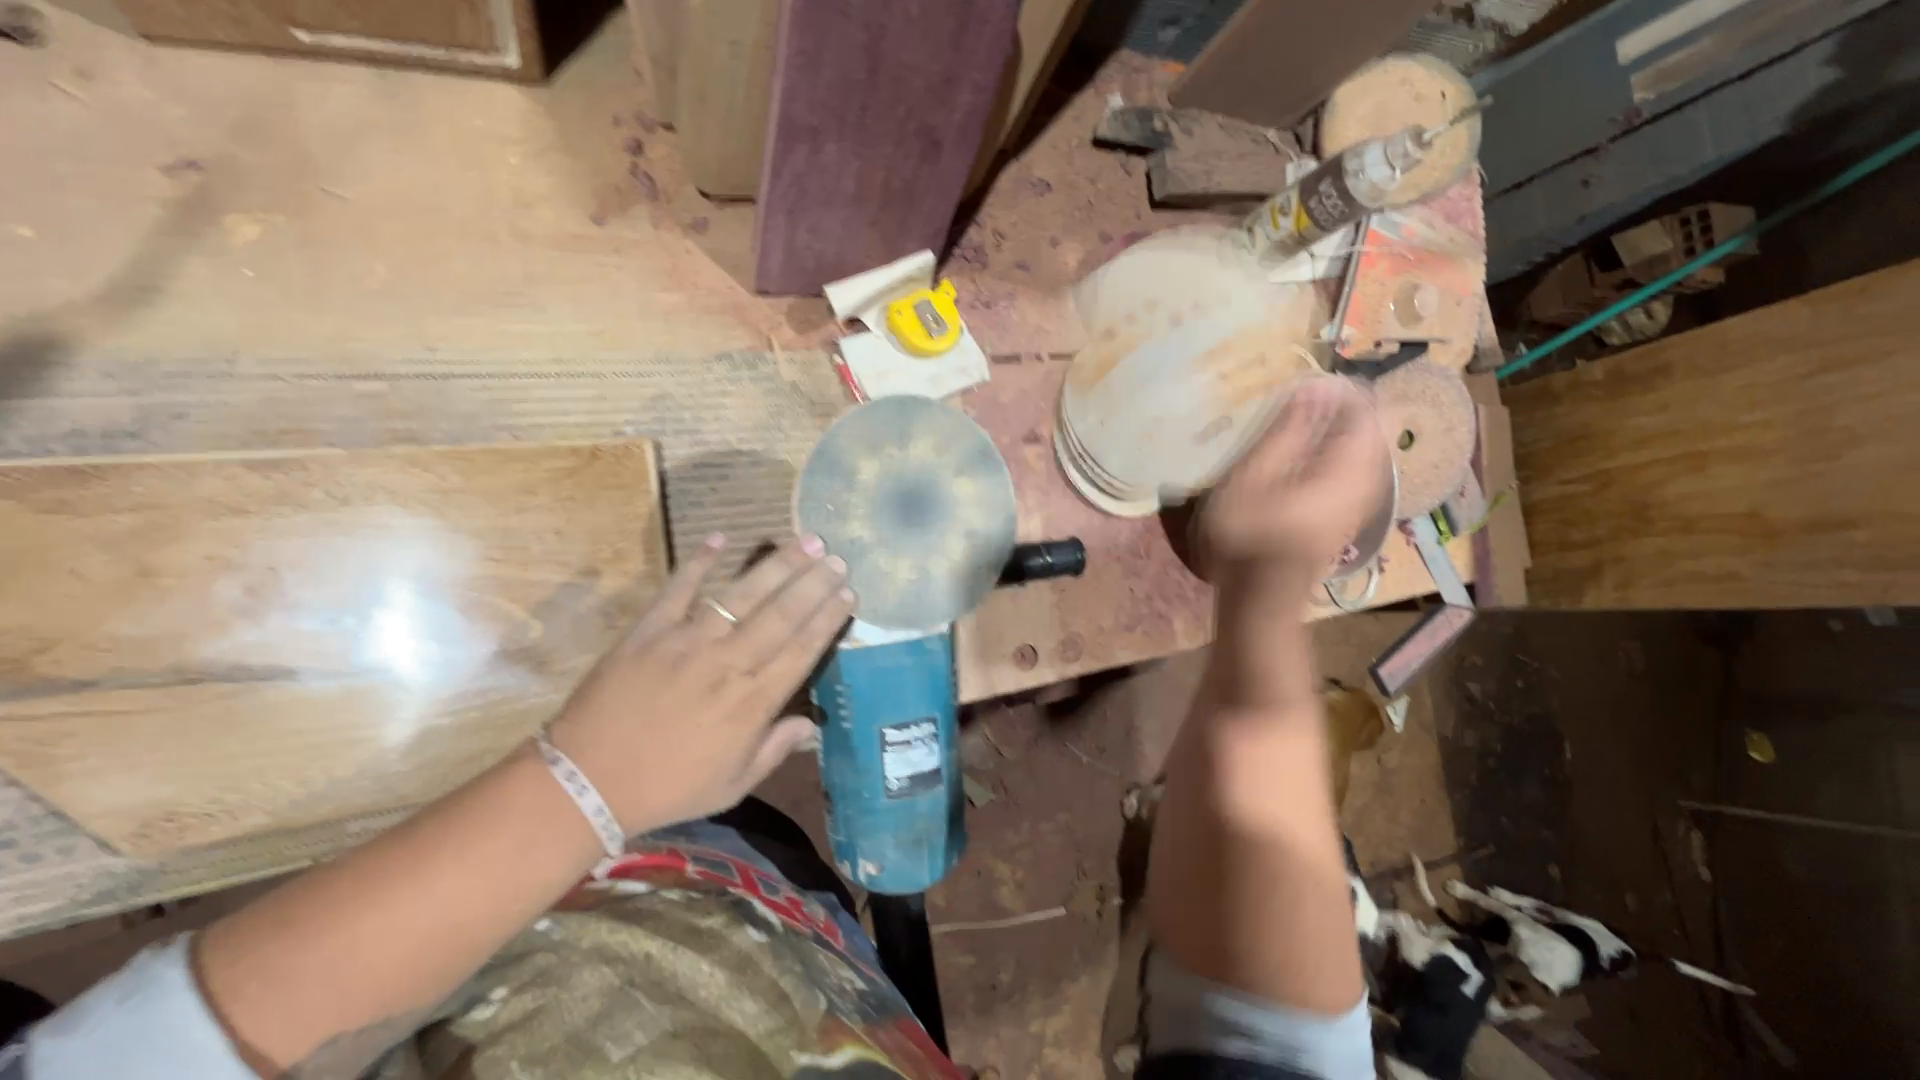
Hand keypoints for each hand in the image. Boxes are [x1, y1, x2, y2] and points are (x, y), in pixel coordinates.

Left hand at [545, 533, 854, 832]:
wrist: (587, 780)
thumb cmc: (668, 788)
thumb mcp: (732, 785)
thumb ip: (774, 750)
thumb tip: (811, 726)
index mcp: (752, 703)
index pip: (801, 650)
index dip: (827, 620)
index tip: (848, 594)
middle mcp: (728, 664)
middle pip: (781, 615)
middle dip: (813, 583)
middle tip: (837, 558)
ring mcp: (687, 642)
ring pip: (741, 595)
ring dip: (776, 566)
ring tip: (804, 541)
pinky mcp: (650, 630)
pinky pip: (678, 589)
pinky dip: (700, 562)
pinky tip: (721, 537)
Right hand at [1205, 376, 1388, 593]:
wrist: (1262, 596)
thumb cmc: (1251, 535)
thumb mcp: (1257, 476)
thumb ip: (1289, 430)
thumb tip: (1314, 389)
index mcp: (1351, 468)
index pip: (1370, 411)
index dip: (1346, 391)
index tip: (1311, 385)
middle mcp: (1367, 483)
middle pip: (1371, 431)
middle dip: (1342, 412)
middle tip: (1302, 404)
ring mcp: (1360, 504)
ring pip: (1363, 453)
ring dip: (1336, 434)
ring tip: (1297, 429)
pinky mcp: (1347, 517)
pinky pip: (1353, 472)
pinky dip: (1333, 457)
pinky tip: (1301, 462)